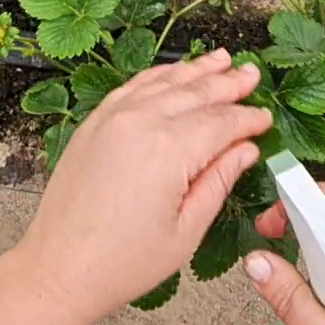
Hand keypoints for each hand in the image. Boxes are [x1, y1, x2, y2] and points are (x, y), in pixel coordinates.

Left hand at [10, 49, 271, 323]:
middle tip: (252, 72)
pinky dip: (159, 75)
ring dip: (197, 69)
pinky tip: (175, 71)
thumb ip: (218, 181)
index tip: (266, 117)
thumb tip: (246, 149)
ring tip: (222, 59)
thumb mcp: (186, 231)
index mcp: (168, 150)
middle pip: (195, 93)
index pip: (220, 123)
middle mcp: (140, 122)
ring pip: (165, 82)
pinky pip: (134, 85)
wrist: (59, 266)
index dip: (247, 118)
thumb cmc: (122, 261)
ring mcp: (114, 116)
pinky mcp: (96, 119)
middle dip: (228, 82)